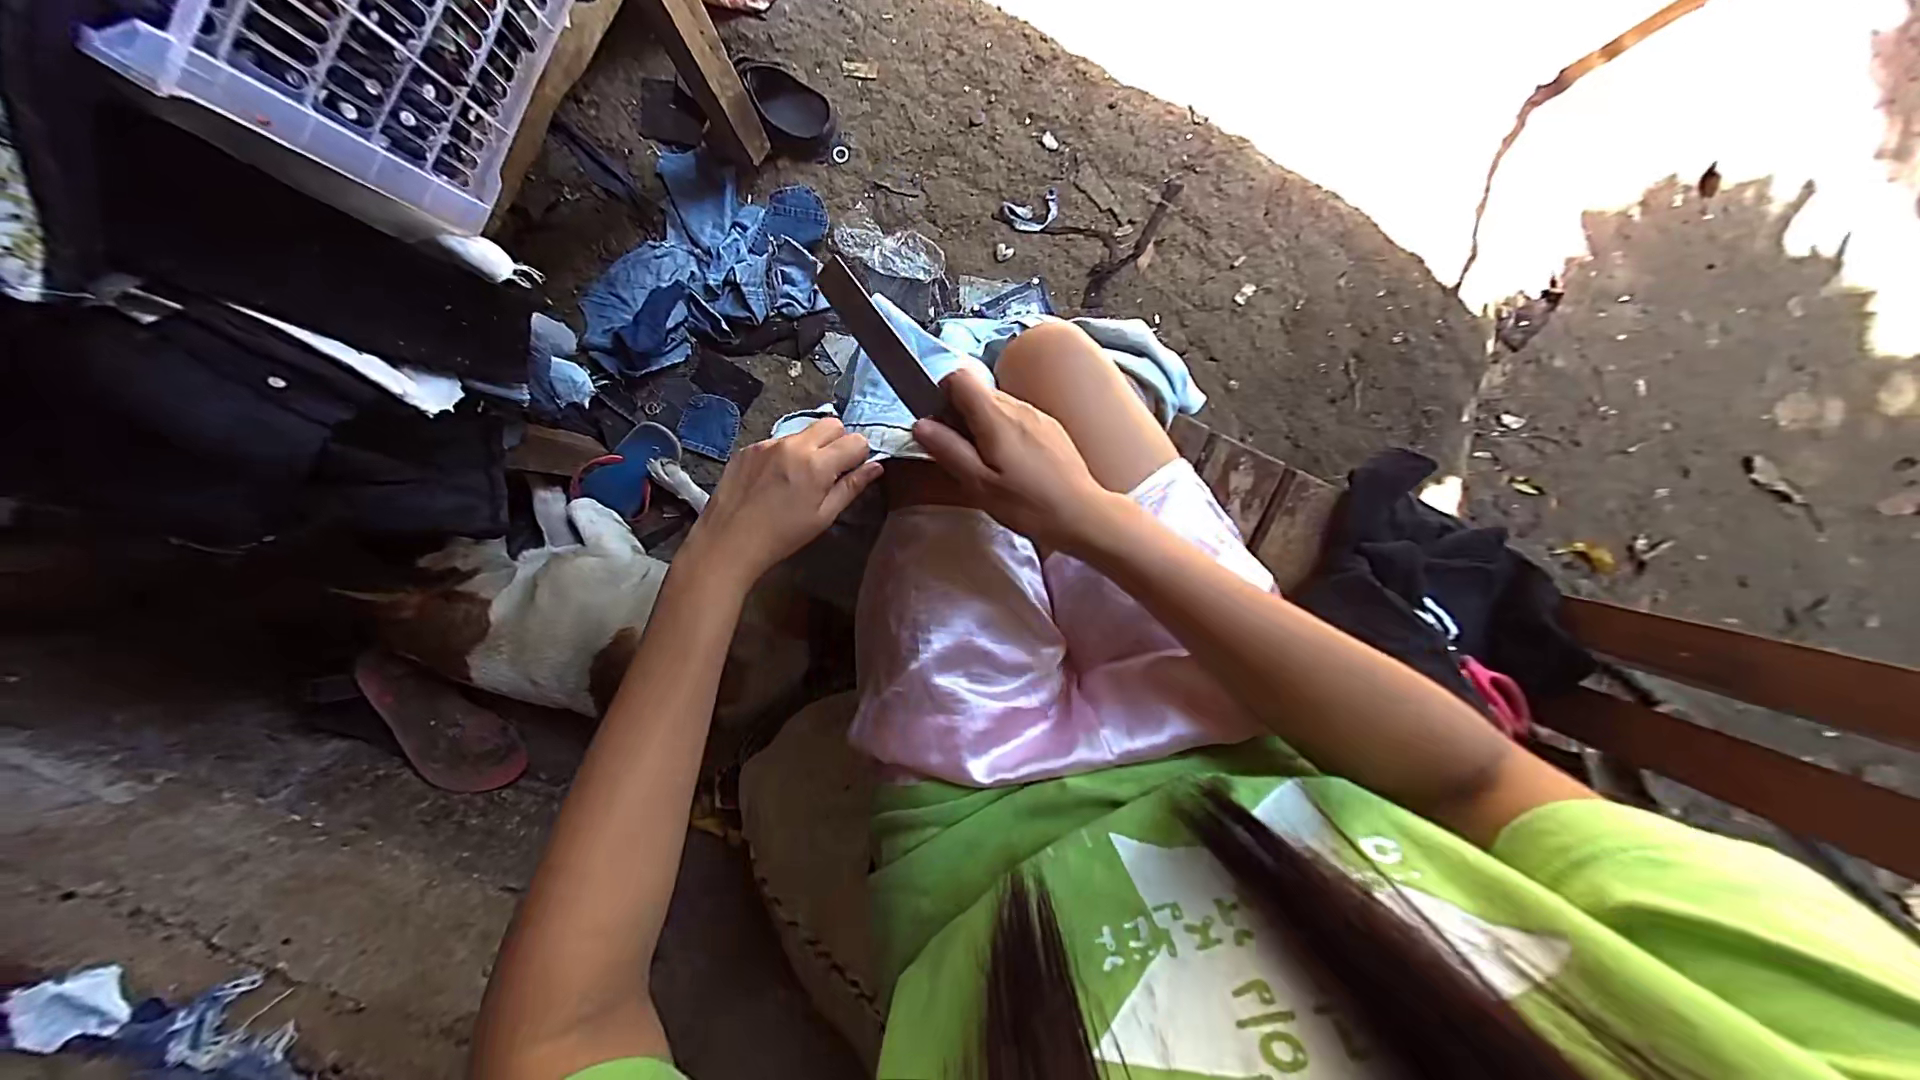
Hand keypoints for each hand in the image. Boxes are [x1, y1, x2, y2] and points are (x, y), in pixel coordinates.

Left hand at [680, 418, 881, 588]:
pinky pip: (778, 441)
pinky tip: (775, 480)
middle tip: (830, 470)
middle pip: (831, 424)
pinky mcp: (749, 448)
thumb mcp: (824, 516)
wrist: (729, 541)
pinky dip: (785, 454)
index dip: (859, 456)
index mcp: (816, 465)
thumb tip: (876, 467)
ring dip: (811, 447)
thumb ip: (851, 487)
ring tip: (799, 478)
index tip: (851, 472)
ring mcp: (768, 444)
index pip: (855, 441)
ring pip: (804, 431)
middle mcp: (793, 445)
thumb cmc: (782, 536)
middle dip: (839, 442)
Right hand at [912, 369, 1125, 552]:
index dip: (942, 396)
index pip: (959, 377)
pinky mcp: (1052, 428)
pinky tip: (1013, 466)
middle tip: (964, 456)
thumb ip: (948, 450)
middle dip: (962, 417)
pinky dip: (1006, 434)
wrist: (1082, 515)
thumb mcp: (979, 484)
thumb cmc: (1030, 505)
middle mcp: (1019, 406)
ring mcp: (1038, 415)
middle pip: (978, 393)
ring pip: (998, 406)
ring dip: (985, 427)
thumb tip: (921, 425)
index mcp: (996, 416)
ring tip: (990, 466)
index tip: (941, 425)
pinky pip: (1019, 419)